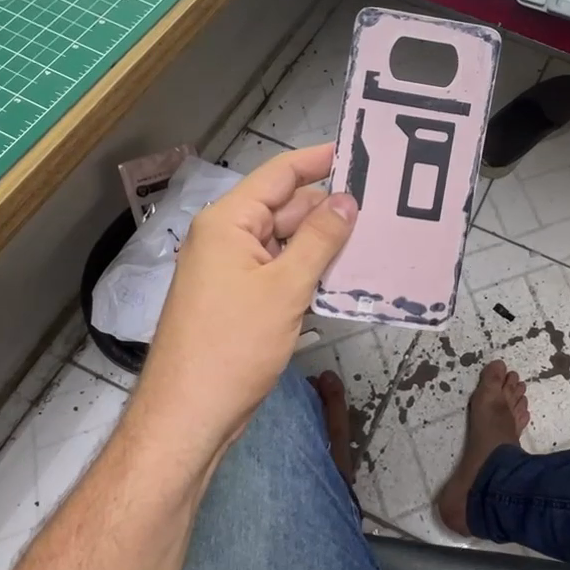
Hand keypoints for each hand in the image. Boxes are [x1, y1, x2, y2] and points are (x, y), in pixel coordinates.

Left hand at [136, 144, 356, 451]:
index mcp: (229, 222)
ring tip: (374, 236)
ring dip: (323, 242)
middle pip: (285, 208)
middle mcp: (227, 238)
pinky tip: (346, 275)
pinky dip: (310, 270)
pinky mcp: (240, 300)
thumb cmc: (233, 345)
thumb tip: (348, 200)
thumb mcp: (285, 288)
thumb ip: (320, 239)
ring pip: (286, 242)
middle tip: (381, 203)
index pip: (279, 175)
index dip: (317, 160)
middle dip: (329, 207)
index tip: (358, 151)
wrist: (188, 418)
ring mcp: (232, 271)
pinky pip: (281, 271)